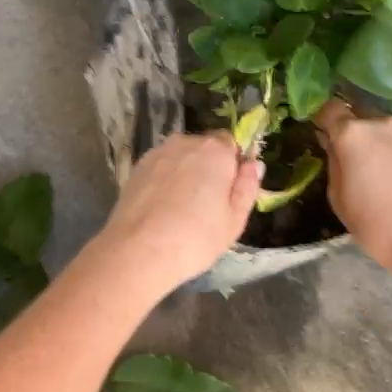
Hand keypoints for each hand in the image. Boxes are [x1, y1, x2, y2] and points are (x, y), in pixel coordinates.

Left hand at [91, 132, 261, 294]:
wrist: (139, 250)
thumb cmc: (196, 237)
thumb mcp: (235, 220)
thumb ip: (248, 186)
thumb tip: (254, 163)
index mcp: (215, 150)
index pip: (231, 143)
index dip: (233, 165)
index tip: (229, 191)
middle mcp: (186, 142)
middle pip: (205, 148)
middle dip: (209, 168)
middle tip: (207, 205)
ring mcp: (159, 152)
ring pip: (181, 157)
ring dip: (186, 173)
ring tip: (182, 209)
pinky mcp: (138, 166)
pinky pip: (161, 167)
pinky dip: (165, 180)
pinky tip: (162, 207)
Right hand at [315, 99, 391, 276]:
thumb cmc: (376, 224)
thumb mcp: (338, 198)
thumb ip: (332, 162)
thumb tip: (332, 144)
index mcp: (352, 134)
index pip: (330, 109)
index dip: (323, 119)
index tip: (322, 133)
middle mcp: (380, 123)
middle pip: (358, 113)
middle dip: (350, 127)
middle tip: (348, 151)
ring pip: (381, 126)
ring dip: (374, 138)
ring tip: (376, 165)